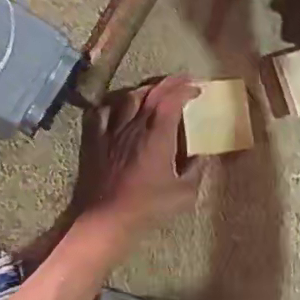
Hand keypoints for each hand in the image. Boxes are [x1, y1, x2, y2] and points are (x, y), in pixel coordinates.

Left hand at [71, 75, 205, 238]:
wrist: (106, 219)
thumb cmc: (148, 207)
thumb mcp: (184, 193)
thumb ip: (196, 170)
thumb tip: (203, 156)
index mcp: (157, 135)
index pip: (172, 100)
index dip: (185, 90)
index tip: (197, 89)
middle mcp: (135, 126)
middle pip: (152, 94)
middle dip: (170, 83)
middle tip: (183, 80)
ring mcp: (113, 132)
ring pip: (128, 99)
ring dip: (144, 90)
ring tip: (153, 91)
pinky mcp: (97, 142)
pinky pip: (102, 114)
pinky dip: (113, 105)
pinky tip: (118, 107)